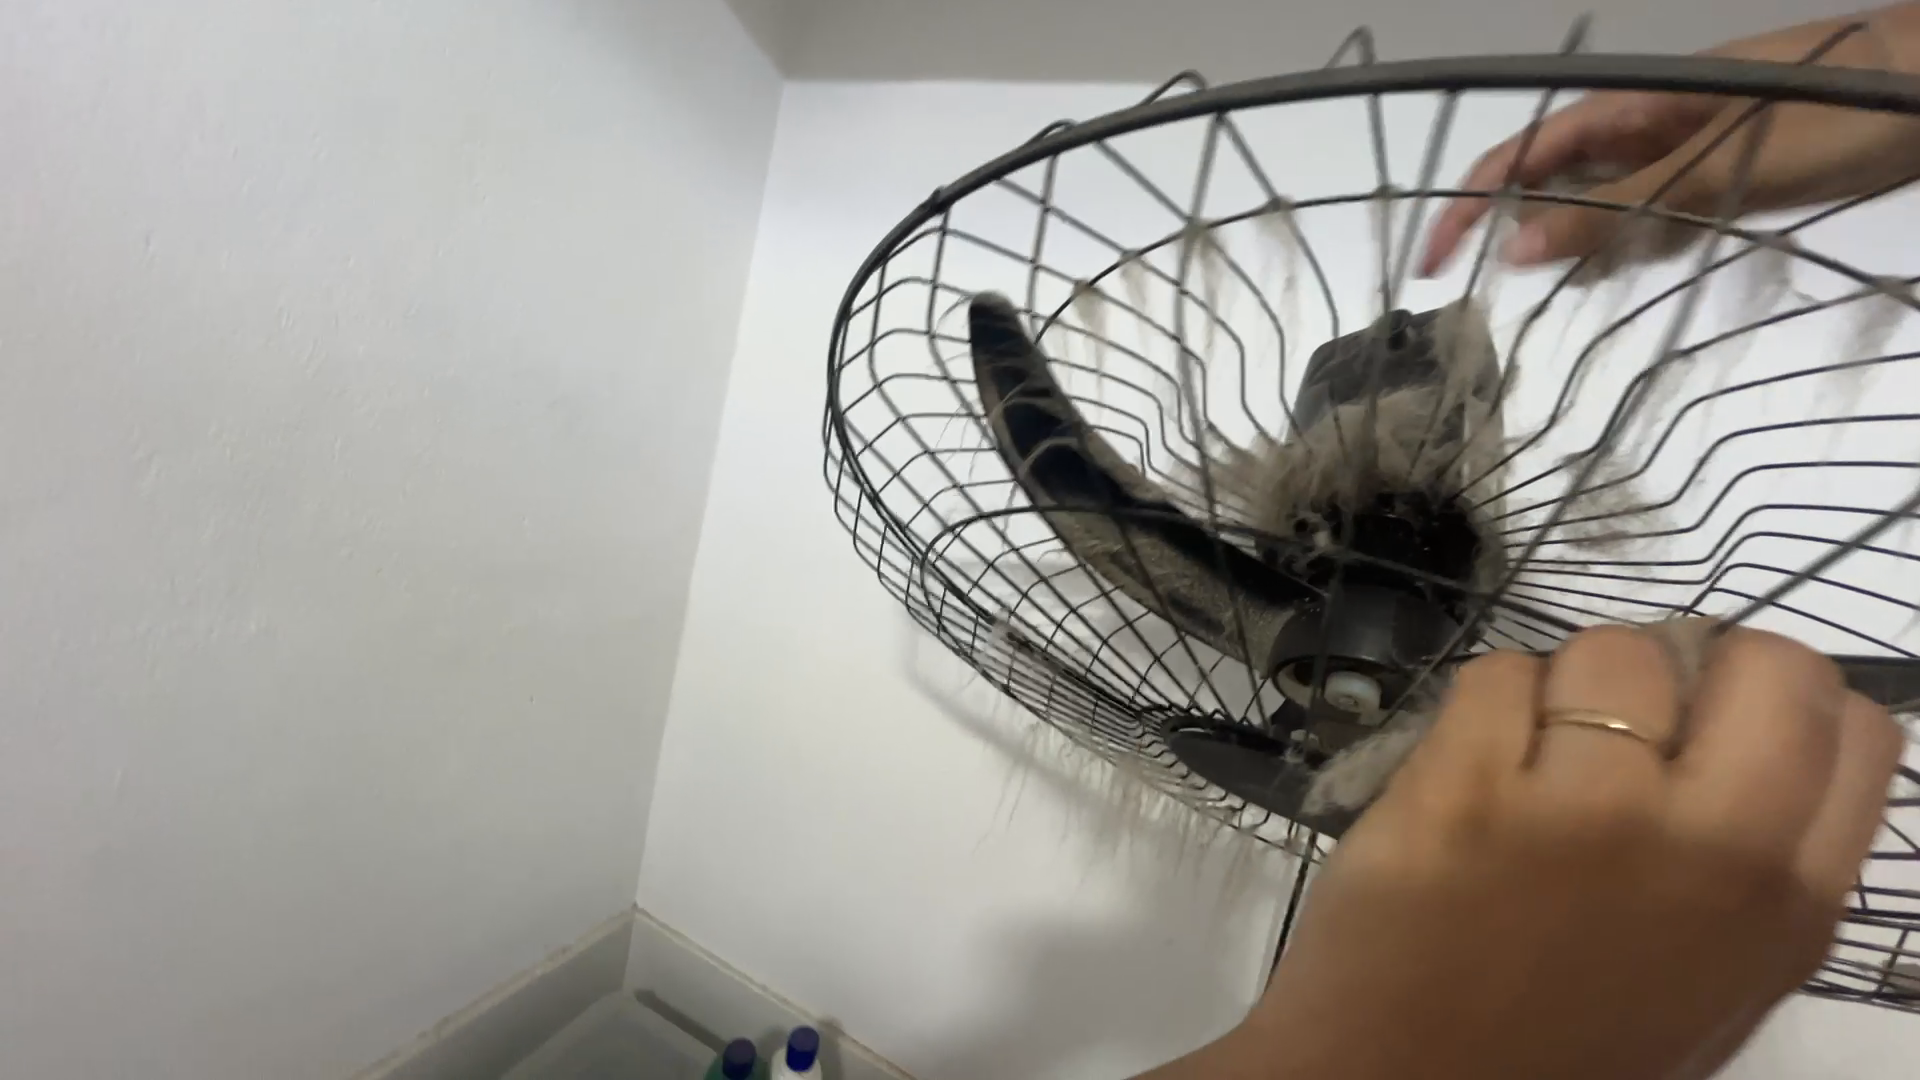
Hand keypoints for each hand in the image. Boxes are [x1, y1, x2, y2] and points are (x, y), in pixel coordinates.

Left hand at [1145, 626, 1901, 1079]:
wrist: (1410, 1079)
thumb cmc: (1554, 1037)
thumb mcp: (1700, 969)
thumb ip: (1731, 856)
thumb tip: (1713, 733)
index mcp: (1786, 900)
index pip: (1847, 727)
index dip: (1763, 694)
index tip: (1701, 708)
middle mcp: (1703, 840)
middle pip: (1750, 659)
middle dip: (1681, 661)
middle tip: (1609, 711)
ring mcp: (1575, 805)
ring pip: (1603, 652)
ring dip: (1560, 680)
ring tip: (1521, 740)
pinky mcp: (1458, 784)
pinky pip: (1490, 674)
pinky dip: (1478, 696)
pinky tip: (1459, 754)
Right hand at [1420, 4, 1919, 276]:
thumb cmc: (1851, 109)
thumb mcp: (1717, 166)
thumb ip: (1612, 210)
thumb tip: (1511, 254)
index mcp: (1626, 108)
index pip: (1513, 159)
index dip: (1464, 209)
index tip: (1431, 267)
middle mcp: (1635, 129)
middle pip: (1545, 189)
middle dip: (1537, 236)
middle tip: (1558, 275)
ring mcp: (1668, 152)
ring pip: (1590, 211)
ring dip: (1596, 246)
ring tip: (1643, 256)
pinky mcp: (1701, 176)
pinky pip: (1638, 219)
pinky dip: (1638, 245)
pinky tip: (1669, 249)